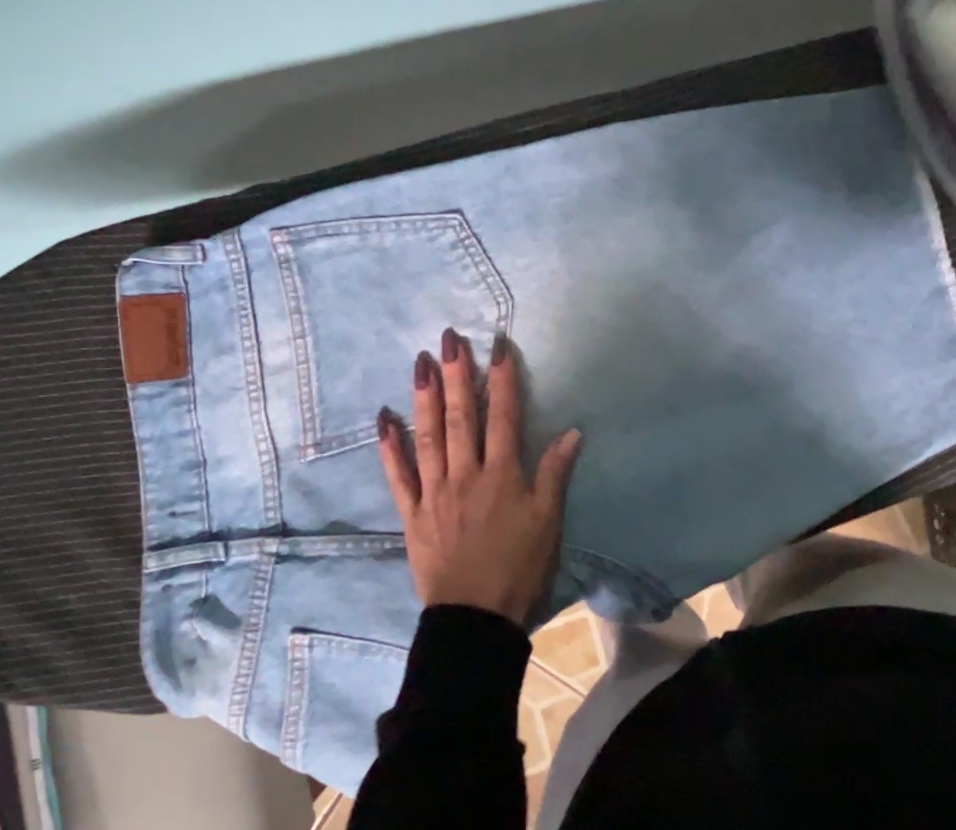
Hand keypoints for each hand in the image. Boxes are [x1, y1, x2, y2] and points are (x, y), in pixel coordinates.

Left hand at [376, 329, 581, 626]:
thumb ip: (554, 474)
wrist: (476, 618)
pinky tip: (384, 417)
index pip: (504, 415)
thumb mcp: (548, 522)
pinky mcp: (412, 513)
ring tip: (420, 361)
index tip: (498, 344)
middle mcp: (466, 474)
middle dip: (457, 374)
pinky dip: (390, 445)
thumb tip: (572, 432)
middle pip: (462, 416)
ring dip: (425, 397)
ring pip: (429, 435)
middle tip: (450, 338)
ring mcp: (434, 492)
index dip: (502, 377)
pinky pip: (398, 474)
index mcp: (503, 475)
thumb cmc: (519, 569)